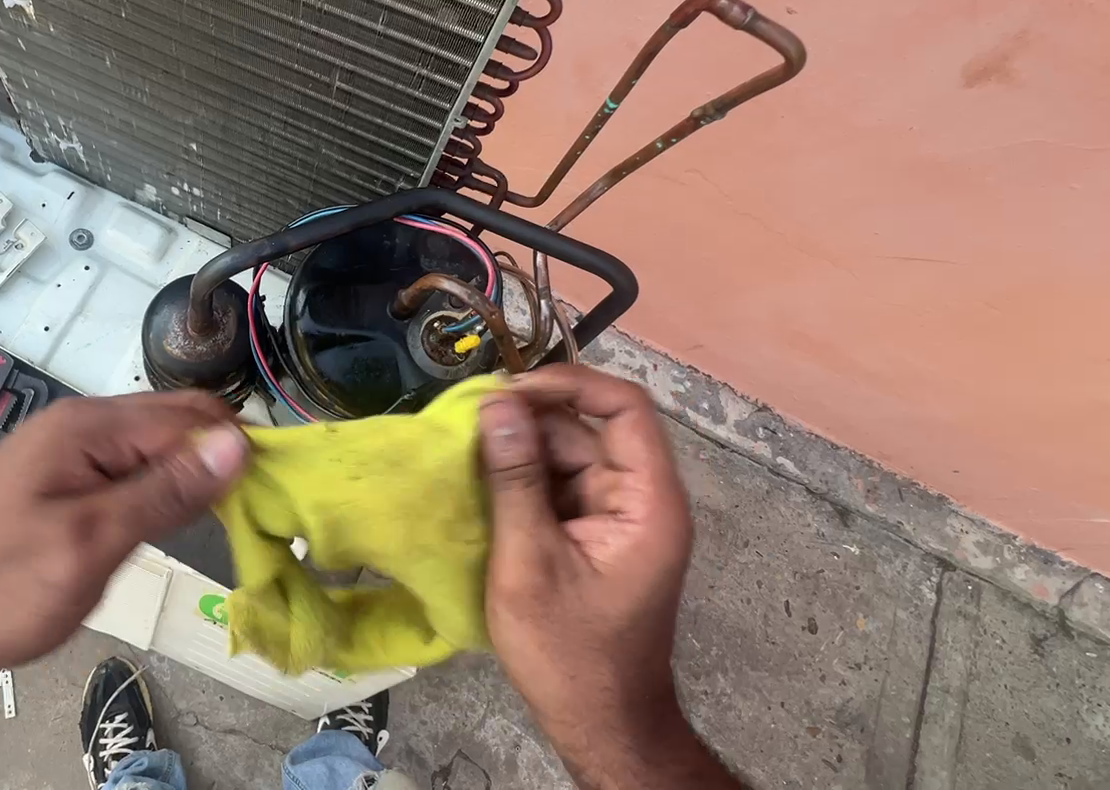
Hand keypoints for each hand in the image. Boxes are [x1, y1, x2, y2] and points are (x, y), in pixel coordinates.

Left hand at [0, 391, 248, 676]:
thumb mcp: (89, 544)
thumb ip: (166, 492)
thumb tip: (238, 442)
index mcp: (89, 425)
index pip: (190, 417)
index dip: (237, 449)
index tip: (275, 493)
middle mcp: (82, 424)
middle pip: (174, 422)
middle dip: (217, 458)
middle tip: (251, 514)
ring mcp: (70, 450)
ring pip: (155, 446)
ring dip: (190, 476)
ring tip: (219, 523)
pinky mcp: (63, 478)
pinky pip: (130, 467)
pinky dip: (160, 489)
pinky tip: (169, 521)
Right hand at [480, 364, 729, 787]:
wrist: (598, 726)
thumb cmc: (569, 654)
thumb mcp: (530, 562)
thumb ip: (514, 479)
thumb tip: (497, 403)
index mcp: (647, 501)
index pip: (624, 407)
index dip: (570, 383)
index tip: (509, 390)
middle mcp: (638, 496)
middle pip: (587, 427)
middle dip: (528, 419)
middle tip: (466, 423)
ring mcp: (614, 513)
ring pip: (565, 451)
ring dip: (517, 446)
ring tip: (462, 449)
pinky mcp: (591, 528)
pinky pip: (555, 480)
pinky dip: (518, 474)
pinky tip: (478, 477)